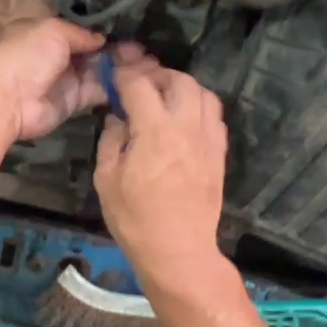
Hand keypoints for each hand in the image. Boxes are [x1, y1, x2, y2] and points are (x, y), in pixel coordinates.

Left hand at [0, 20, 136, 141]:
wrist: (8, 99)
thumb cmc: (28, 56)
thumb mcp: (53, 31)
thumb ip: (81, 34)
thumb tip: (101, 38)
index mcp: (51, 33)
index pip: (85, 31)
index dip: (108, 33)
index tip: (134, 34)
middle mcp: (61, 55)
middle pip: (96, 53)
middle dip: (121, 52)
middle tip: (149, 53)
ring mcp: (67, 79)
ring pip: (101, 73)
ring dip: (124, 70)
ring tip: (152, 67)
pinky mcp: (73, 102)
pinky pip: (97, 92)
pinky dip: (116, 88)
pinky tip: (139, 84)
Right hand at [94, 66, 232, 295]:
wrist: (178, 251)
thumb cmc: (135, 218)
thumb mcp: (106, 179)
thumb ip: (111, 140)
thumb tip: (118, 118)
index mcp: (155, 130)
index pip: (139, 85)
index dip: (124, 75)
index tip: (114, 77)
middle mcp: (186, 127)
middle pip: (179, 80)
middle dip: (157, 76)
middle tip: (140, 86)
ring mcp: (208, 140)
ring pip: (203, 93)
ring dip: (182, 88)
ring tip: (164, 99)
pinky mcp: (219, 154)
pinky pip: (214, 117)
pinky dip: (198, 108)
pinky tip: (183, 121)